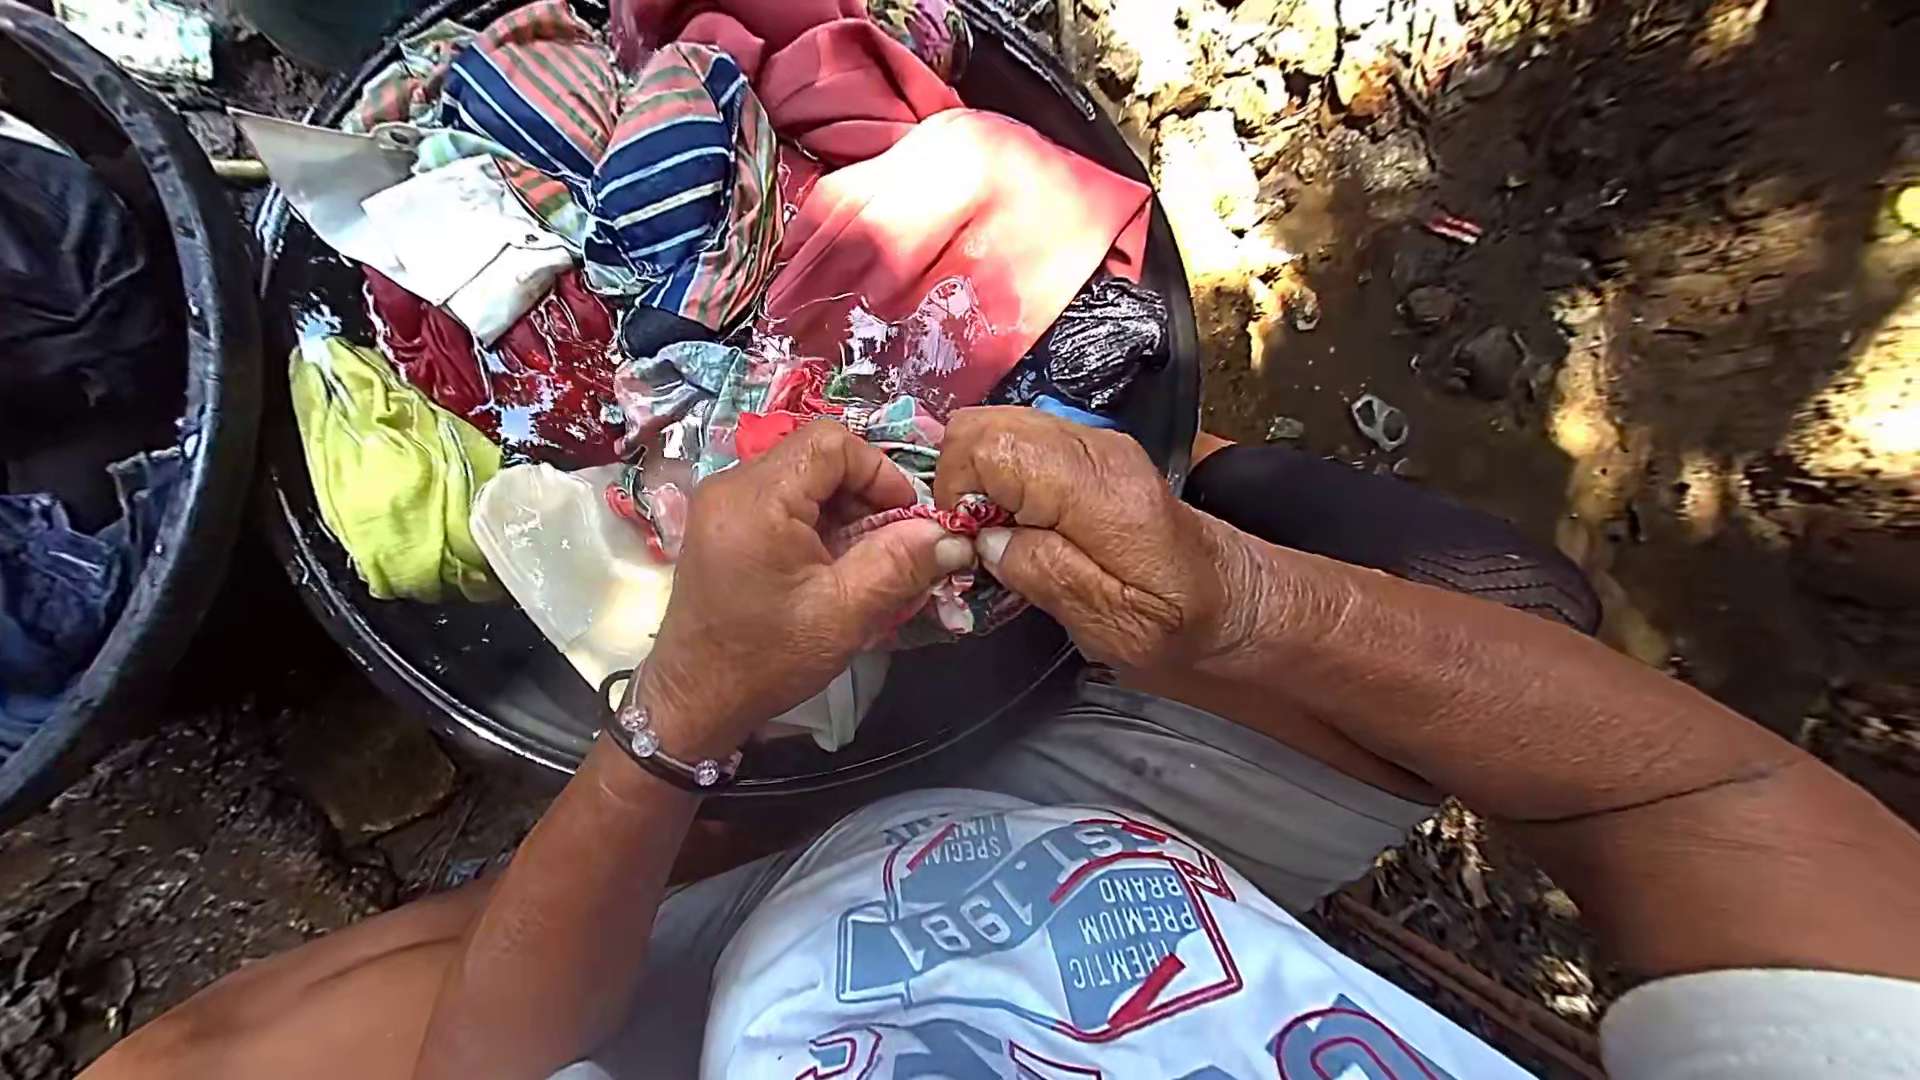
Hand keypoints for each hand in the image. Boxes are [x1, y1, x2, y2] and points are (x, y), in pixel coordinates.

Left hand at [638, 420, 973, 755]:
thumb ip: (900, 564)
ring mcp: (723, 502)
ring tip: (864, 554)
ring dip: (845, 506)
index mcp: (757, 500)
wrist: (697, 698)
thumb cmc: (768, 659)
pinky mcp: (724, 521)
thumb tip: (950, 535)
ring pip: (804, 475)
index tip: (904, 515)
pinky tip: (832, 559)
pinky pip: (784, 496)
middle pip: (817, 456)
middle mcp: (732, 486)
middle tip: (890, 539)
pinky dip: (820, 518)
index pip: (830, 442)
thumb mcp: (846, 613)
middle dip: (865, 491)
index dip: (879, 470)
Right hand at [933, 407, 1239, 669]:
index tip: (972, 545)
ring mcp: (1092, 442)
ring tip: (1001, 534)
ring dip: (977, 481)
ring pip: (993, 428)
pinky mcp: (1088, 451)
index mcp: (1100, 489)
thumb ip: (1045, 576)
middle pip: (982, 425)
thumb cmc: (1183, 625)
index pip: (990, 446)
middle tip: (981, 540)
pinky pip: (1016, 442)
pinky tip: (1018, 522)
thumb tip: (985, 540)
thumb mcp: (1116, 626)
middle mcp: (1094, 447)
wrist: (1237, 602)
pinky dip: (997, 478)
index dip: (959, 493)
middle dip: (960, 483)